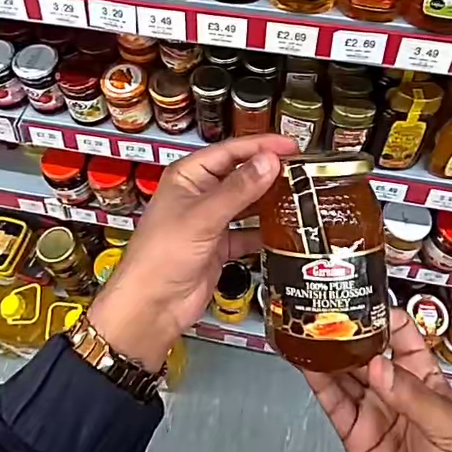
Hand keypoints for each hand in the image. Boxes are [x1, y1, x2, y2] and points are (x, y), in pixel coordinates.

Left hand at [88, 134, 298, 367]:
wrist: (151, 306)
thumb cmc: (160, 256)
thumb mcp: (203, 217)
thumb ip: (238, 188)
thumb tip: (268, 161)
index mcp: (188, 176)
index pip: (230, 151)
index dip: (260, 145)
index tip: (289, 146)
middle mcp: (199, 195)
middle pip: (240, 174)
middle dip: (268, 171)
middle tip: (300, 169)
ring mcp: (209, 221)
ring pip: (246, 203)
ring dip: (269, 200)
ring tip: (298, 194)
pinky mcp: (218, 246)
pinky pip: (247, 233)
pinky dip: (264, 231)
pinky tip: (283, 230)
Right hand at [302, 310, 451, 451]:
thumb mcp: (451, 430)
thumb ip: (411, 397)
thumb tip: (378, 367)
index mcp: (425, 379)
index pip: (399, 333)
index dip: (379, 314)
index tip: (360, 299)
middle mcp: (396, 391)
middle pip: (365, 350)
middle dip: (345, 330)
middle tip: (324, 312)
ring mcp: (375, 413)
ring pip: (344, 372)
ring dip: (327, 352)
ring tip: (309, 331)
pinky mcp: (357, 438)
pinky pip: (333, 403)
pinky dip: (318, 383)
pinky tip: (307, 365)